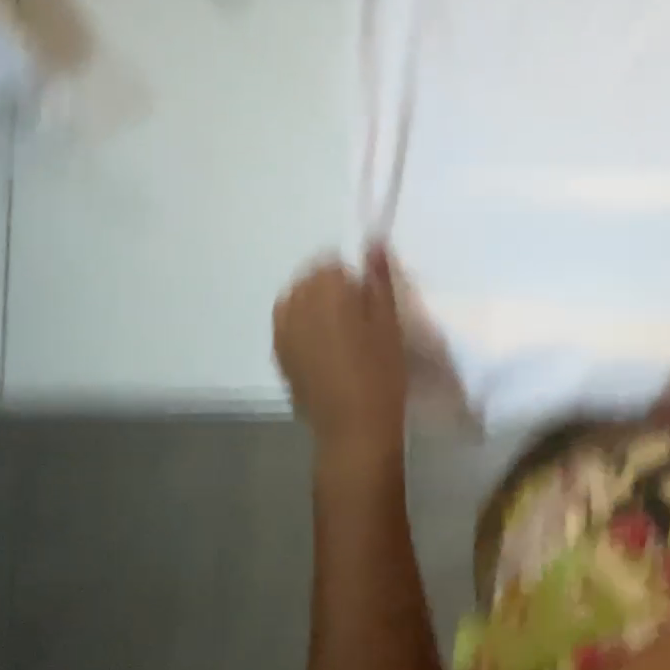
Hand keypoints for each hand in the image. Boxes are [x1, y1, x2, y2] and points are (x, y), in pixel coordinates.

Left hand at [274, 247, 406, 455]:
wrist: (354, 428)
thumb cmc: (382, 372)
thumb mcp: (390, 322)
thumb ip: (379, 279)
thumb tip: (373, 241)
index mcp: (325, 294)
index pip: (331, 261)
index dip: (354, 272)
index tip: (372, 292)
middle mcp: (295, 307)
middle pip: (309, 278)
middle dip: (332, 284)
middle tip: (361, 309)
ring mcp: (282, 333)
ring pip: (295, 299)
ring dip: (316, 302)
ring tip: (343, 325)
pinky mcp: (279, 356)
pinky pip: (287, 324)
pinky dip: (303, 323)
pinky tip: (326, 344)